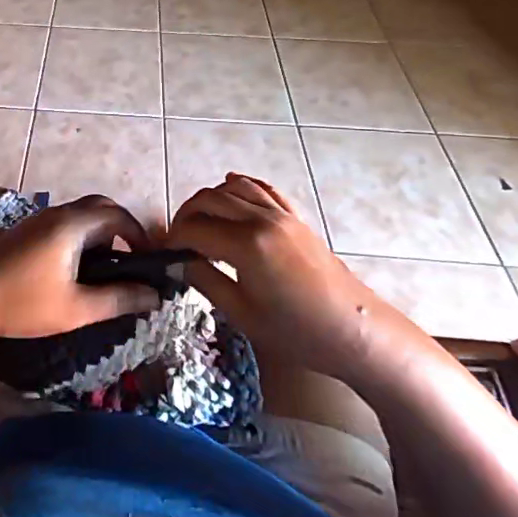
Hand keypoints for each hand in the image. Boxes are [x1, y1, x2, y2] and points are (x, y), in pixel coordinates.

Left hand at [0, 195, 161, 339]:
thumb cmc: (21, 303)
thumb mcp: (75, 308)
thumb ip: (117, 300)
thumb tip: (153, 296)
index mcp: (73, 225)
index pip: (119, 217)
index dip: (139, 236)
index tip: (149, 261)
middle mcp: (58, 213)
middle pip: (102, 206)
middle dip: (122, 228)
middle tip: (131, 258)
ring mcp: (40, 219)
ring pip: (82, 214)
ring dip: (101, 233)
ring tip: (106, 267)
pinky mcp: (26, 230)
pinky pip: (66, 222)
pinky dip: (83, 236)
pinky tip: (76, 267)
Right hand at [165, 174, 412, 381]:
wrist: (353, 329)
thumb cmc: (298, 332)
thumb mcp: (243, 314)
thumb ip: (206, 282)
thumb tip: (180, 264)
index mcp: (247, 246)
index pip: (195, 229)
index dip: (173, 239)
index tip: (164, 254)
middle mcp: (262, 219)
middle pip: (210, 199)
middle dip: (186, 214)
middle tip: (176, 238)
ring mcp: (281, 214)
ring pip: (235, 187)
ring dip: (210, 198)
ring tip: (198, 220)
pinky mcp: (295, 216)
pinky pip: (263, 188)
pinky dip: (241, 184)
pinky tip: (230, 186)